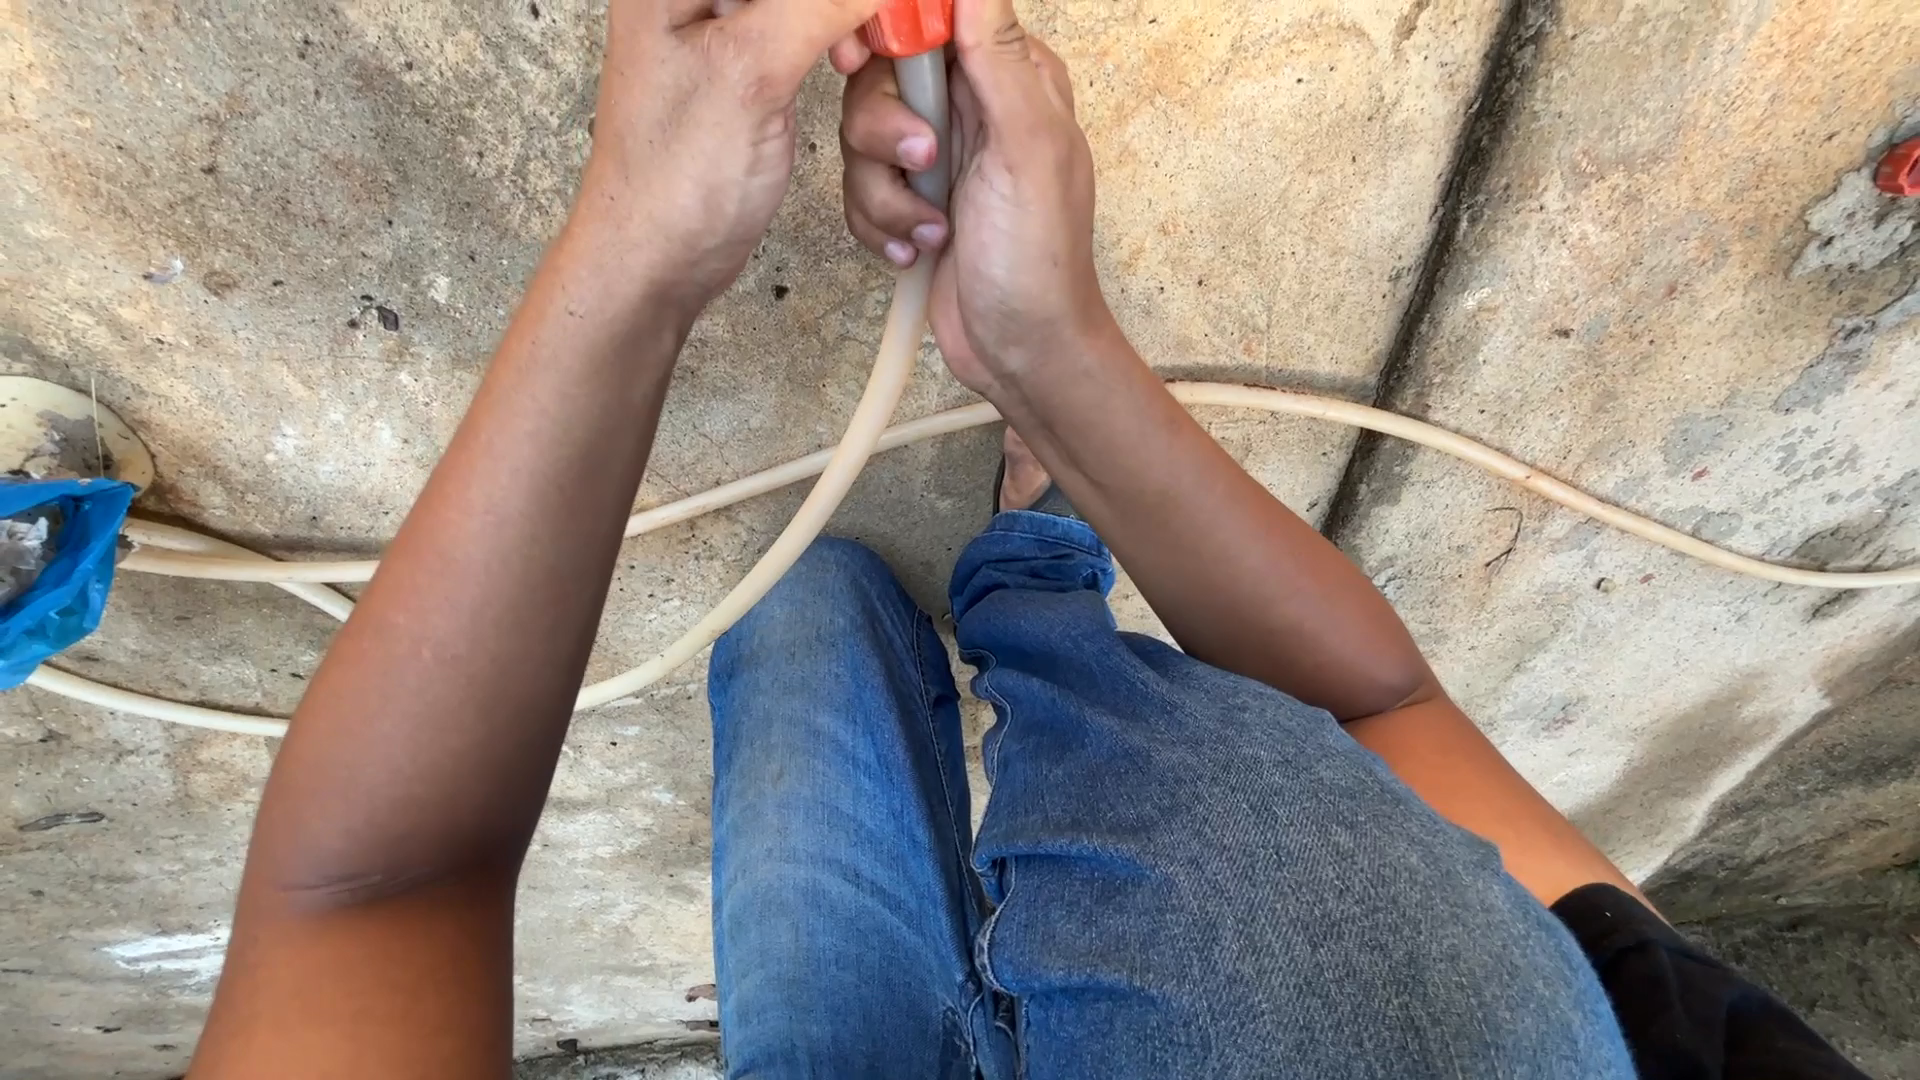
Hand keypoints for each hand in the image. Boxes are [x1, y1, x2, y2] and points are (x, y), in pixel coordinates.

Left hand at [574, 0, 884, 310]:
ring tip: (866, 51)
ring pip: (809, 2)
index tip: (897, 9)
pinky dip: (839, 37)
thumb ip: (818, 2)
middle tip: (881, 31)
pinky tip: (851, 62)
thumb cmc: (679, 176)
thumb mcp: (751, 70)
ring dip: (849, 17)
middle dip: (850, 6)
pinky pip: (806, 24)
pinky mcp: (747, 61)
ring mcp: (722, 21)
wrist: (659, 255)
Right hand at [834, 0, 1113, 395]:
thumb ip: (999, 61)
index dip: (892, 33)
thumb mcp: (1029, 151)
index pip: (935, 19)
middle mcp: (970, 113)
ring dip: (885, 195)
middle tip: (923, 164)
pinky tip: (916, 252)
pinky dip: (880, 226)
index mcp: (1010, 81)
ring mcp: (936, 164)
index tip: (866, 59)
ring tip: (931, 232)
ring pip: (861, 141)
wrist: (1019, 350)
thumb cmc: (1037, 262)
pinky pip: (861, 192)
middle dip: (884, 132)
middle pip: (881, 78)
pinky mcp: (910, 207)